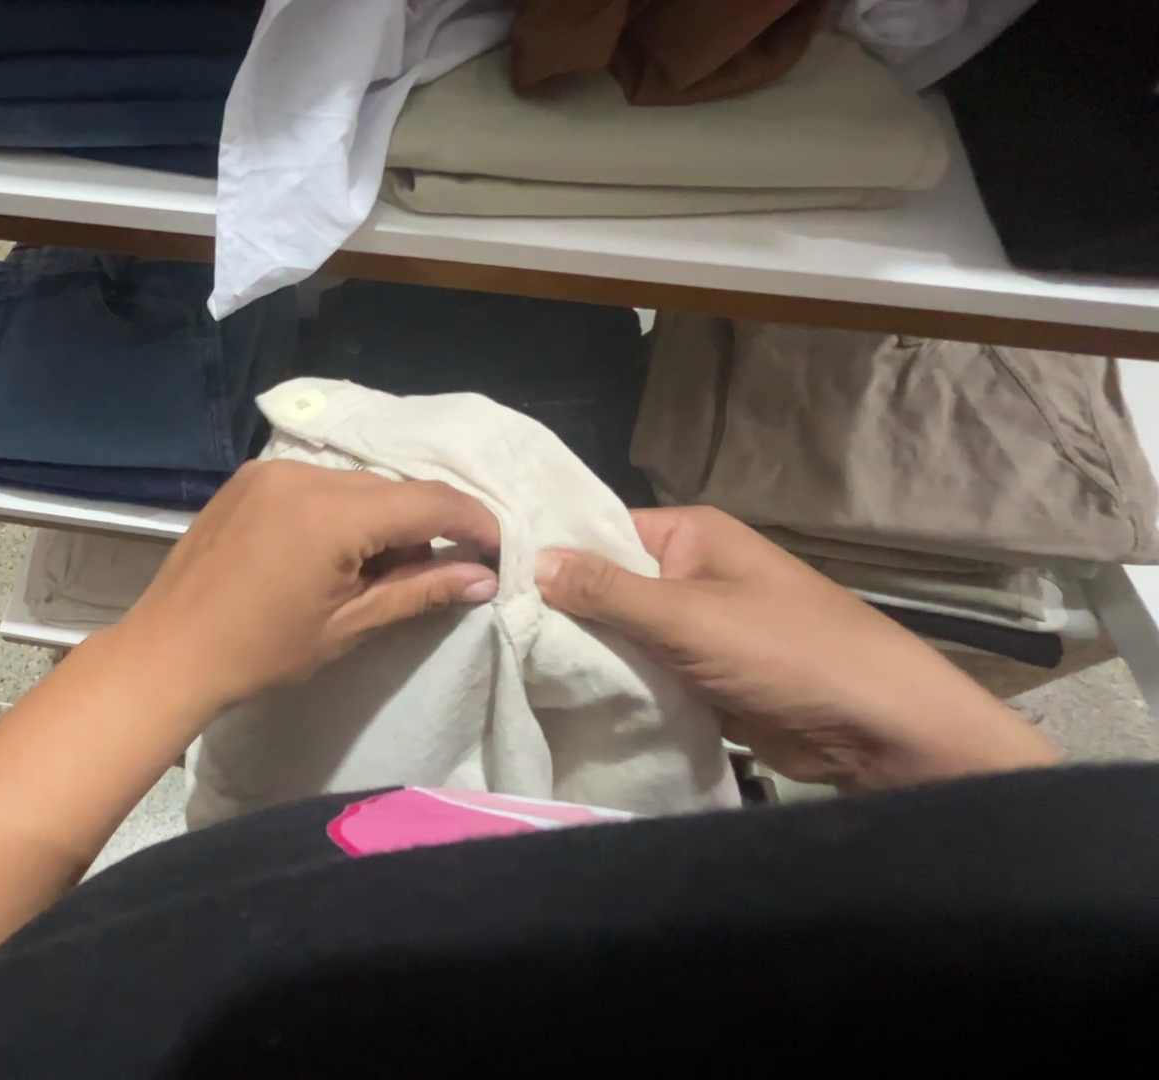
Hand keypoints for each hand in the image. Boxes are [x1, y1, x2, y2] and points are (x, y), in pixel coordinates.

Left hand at [108, 460, 500, 712]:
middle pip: (390, 490)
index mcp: (330, 512)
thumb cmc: (258, 651)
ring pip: (353, 485)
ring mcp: (269, 471)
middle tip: (429, 576)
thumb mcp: (347, 626)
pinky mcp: (247, 478)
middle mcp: (301, 474)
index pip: (428, 502)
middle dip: (422, 528)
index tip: (499, 551)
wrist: (169, 650)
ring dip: (378, 520)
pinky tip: (328, 552)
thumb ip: (419, 592)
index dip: (473, 523)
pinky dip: (338, 511)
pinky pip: (314, 484)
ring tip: (370, 572)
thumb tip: (485, 578)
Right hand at [534, 506, 1056, 791]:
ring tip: (513, 652)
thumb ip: (606, 589)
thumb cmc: (790, 654)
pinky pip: (635, 660)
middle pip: (600, 580)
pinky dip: (606, 671)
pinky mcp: (692, 666)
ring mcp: (689, 620)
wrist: (884, 735)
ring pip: (614, 625)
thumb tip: (531, 560)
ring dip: (580, 642)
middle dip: (557, 603)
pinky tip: (559, 680)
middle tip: (494, 621)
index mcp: (687, 535)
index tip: (490, 575)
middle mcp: (685, 570)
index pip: (596, 531)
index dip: (546, 552)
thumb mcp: (687, 615)